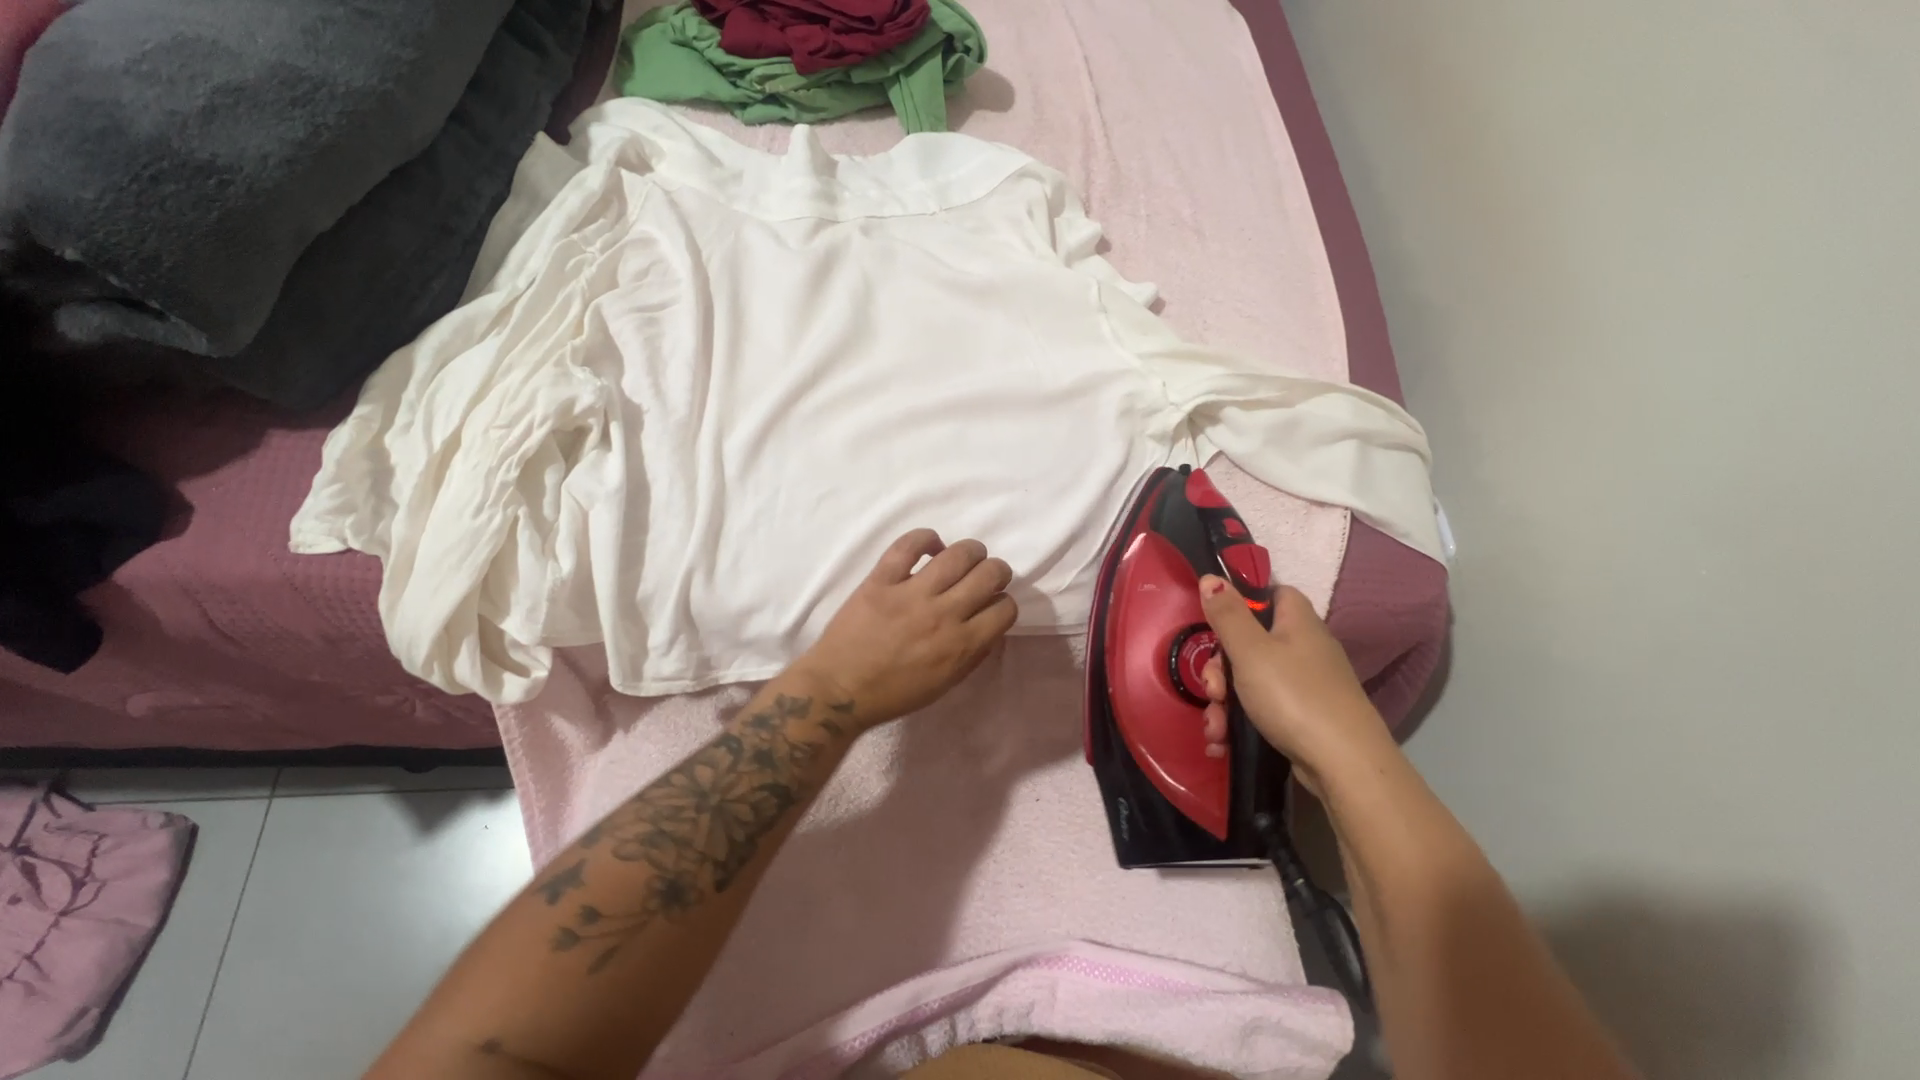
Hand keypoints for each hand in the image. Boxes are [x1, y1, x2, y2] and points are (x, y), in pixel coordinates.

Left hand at [793, 529, 1018, 730]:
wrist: (839, 690)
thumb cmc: (894, 693)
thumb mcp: (946, 684)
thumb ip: (973, 654)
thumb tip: (990, 624)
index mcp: (962, 645)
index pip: (1005, 608)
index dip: (1004, 603)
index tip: (992, 604)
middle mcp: (944, 614)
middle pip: (990, 574)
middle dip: (997, 572)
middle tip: (985, 576)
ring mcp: (911, 593)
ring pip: (958, 554)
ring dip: (971, 551)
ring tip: (965, 557)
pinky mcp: (881, 579)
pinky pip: (909, 545)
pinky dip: (926, 538)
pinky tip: (931, 547)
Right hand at [1197, 576, 1395, 795]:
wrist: (1343, 763)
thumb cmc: (1293, 696)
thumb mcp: (1250, 651)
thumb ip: (1227, 615)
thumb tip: (1212, 578)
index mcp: (1298, 623)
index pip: (1273, 593)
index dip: (1244, 602)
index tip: (1218, 623)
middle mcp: (1305, 648)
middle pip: (1251, 643)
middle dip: (1220, 670)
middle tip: (1213, 691)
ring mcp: (1306, 685)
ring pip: (1251, 681)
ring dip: (1224, 704)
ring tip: (1215, 730)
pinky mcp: (1303, 717)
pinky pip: (1262, 710)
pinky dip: (1239, 724)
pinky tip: (1223, 743)